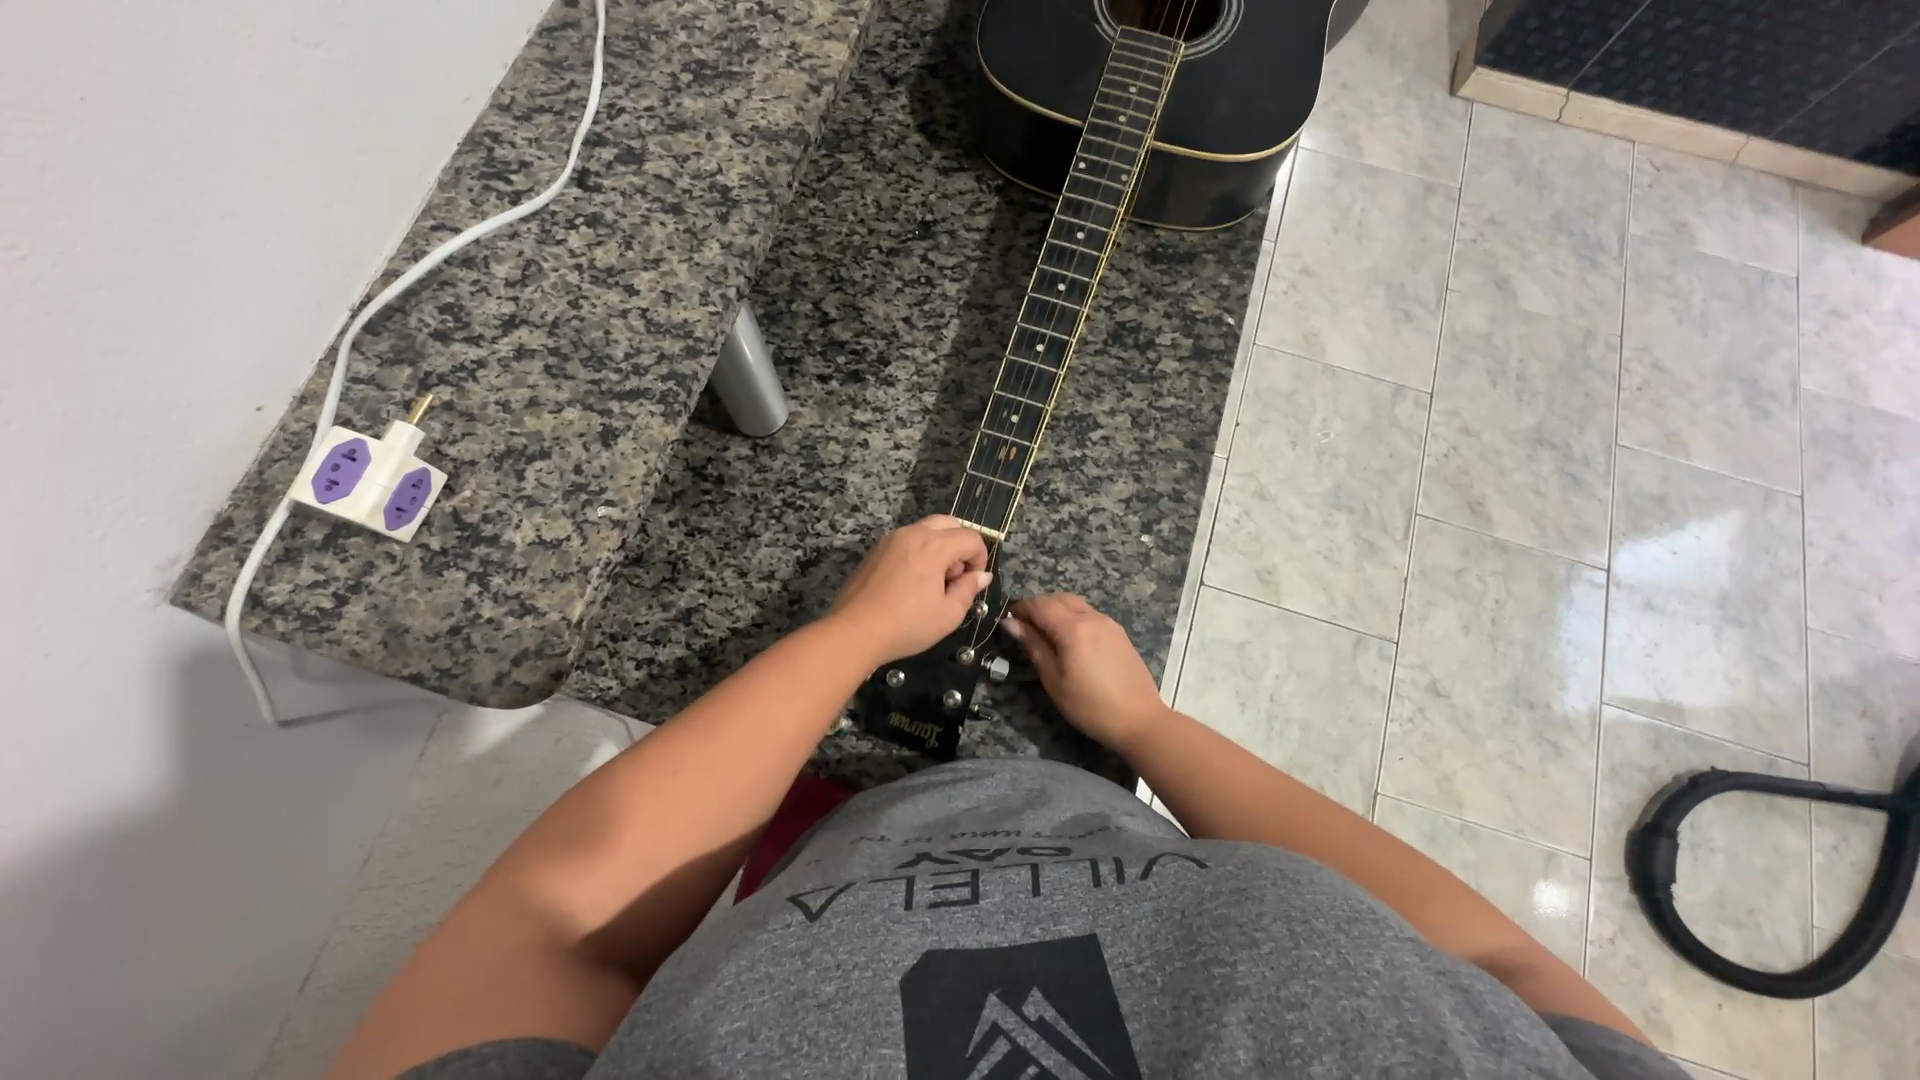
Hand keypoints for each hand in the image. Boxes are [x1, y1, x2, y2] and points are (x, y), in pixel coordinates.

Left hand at [826, 515, 991, 665]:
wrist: (854, 632)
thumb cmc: (906, 626)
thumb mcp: (948, 614)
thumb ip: (969, 589)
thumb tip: (982, 576)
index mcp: (934, 546)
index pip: (971, 538)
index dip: (980, 559)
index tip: (972, 583)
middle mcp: (912, 534)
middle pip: (949, 523)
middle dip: (960, 546)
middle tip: (953, 577)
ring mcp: (890, 539)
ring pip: (925, 529)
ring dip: (938, 547)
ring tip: (931, 582)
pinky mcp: (875, 550)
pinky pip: (906, 540)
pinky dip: (918, 552)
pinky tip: (909, 584)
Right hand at [1003, 593, 1169, 752]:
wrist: (1139, 719)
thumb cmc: (1090, 705)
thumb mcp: (1054, 680)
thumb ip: (1034, 646)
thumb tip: (1012, 624)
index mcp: (1073, 628)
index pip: (1040, 605)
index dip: (1021, 608)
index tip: (1009, 621)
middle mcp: (1092, 618)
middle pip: (1060, 599)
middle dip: (1039, 606)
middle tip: (1025, 628)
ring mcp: (1109, 624)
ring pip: (1077, 605)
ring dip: (1058, 611)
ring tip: (1046, 634)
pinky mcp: (1120, 634)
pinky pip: (1091, 616)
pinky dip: (1074, 619)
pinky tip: (1071, 641)